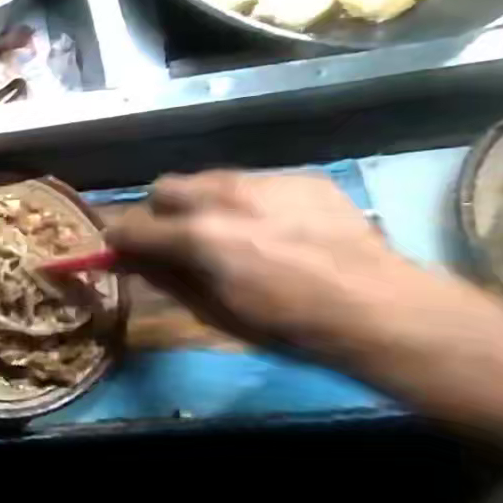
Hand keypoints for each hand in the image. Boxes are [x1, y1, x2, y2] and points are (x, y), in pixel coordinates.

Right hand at [106, 170, 486, 361]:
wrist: (380, 308)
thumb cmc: (288, 324)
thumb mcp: (215, 312)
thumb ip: (166, 279)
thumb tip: (131, 261)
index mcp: (195, 236)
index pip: (130, 226)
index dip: (121, 241)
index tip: (126, 253)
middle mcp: (221, 197)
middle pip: (163, 187)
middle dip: (161, 212)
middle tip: (178, 239)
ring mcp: (263, 181)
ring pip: (208, 178)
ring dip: (203, 202)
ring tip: (231, 230)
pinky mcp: (300, 177)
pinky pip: (255, 181)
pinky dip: (249, 201)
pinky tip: (276, 228)